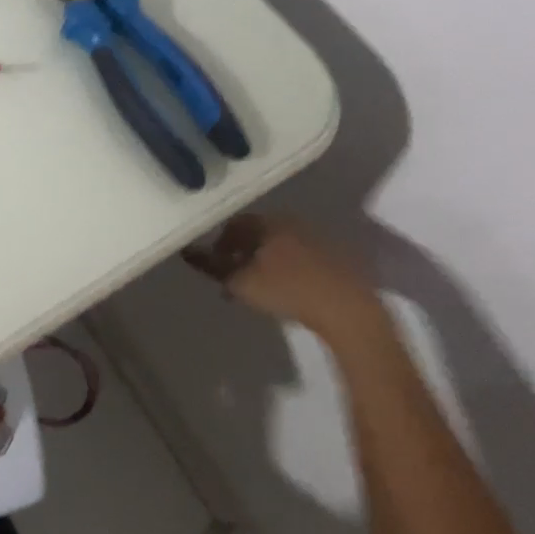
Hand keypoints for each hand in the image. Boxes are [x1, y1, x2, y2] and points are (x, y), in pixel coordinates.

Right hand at [181, 214, 388, 347]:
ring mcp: (318, 238)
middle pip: (258, 233)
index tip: (217, 266)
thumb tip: (186, 250)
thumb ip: (211, 266)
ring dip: (265, 261)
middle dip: (243, 253)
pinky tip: (287, 288)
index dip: (220, 244)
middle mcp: (292, 223)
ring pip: (280, 244)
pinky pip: (301, 255)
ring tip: (260, 286)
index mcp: (268, 224)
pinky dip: (287, 267)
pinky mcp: (336, 256)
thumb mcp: (240, 282)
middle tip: (236, 278)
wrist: (348, 310)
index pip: (234, 223)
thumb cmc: (287, 291)